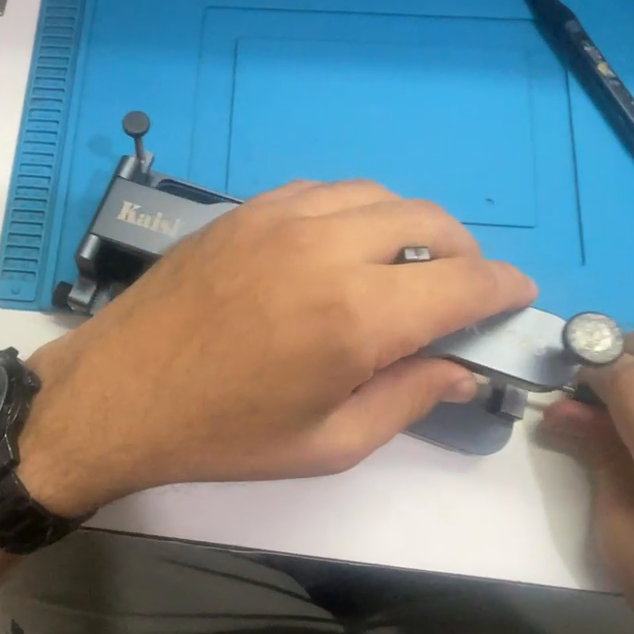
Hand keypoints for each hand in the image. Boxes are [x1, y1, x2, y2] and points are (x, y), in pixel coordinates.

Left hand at [17, 180, 534, 516]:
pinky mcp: (243, 210)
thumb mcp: (328, 442)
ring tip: (402, 267)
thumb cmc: (222, 434)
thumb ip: (407, 398)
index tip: (516, 297)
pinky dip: (351, 212)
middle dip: (462, 253)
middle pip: (428, 222)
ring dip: (408, 227)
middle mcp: (326, 247)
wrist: (117, 394)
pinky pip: (321, 192)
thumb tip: (461, 369)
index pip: (463, 281)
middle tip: (459, 291)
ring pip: (376, 196)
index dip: (504, 288)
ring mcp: (279, 218)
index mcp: (356, 314)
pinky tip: (339, 247)